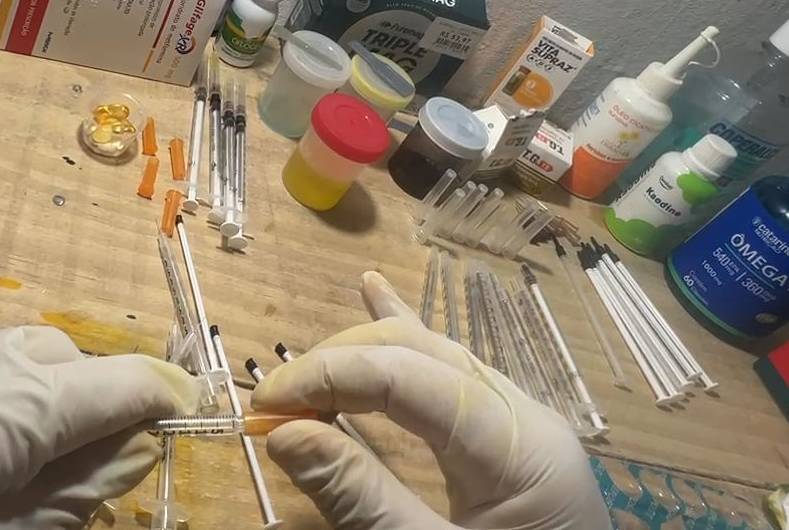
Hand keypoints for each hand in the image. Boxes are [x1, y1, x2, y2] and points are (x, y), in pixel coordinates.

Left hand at [0, 326, 198, 529]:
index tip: (188, 404)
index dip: (146, 391)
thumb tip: (133, 449)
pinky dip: (6, 390)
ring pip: (13, 350)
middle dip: (95, 390)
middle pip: (53, 353)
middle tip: (115, 448)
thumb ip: (69, 497)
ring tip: (54, 451)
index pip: (88, 386)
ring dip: (51, 386)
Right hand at [252, 272, 609, 529]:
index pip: (404, 374)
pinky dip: (402, 334)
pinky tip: (372, 290)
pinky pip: (446, 371)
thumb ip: (362, 498)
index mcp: (518, 446)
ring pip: (427, 353)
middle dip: (338, 365)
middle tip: (276, 404)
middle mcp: (522, 413)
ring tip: (303, 372)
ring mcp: (519, 419)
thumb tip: (283, 433)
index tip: (265, 404)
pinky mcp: (507, 436)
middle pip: (414, 351)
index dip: (327, 376)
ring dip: (358, 356)